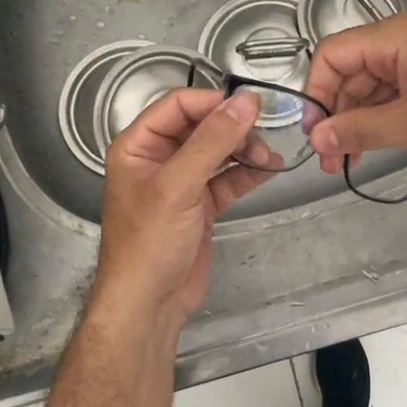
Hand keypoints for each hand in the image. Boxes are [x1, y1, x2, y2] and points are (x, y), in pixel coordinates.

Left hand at [95, 88, 276, 321]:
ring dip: (244, 151)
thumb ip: (212, 142)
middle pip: (201, 127)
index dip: (212, 103)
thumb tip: (245, 103)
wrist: (148, 303)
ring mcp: (180, 184)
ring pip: (217, 152)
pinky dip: (247, 174)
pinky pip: (226, 179)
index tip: (247, 106)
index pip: (177, 105)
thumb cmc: (147, 244)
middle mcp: (157, 160)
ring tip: (268, 157)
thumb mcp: (178, 186)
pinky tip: (268, 170)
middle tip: (260, 137)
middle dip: (232, 129)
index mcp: (137, 147)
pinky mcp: (199, 206)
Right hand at [303, 11, 406, 172]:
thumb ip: (361, 129)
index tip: (317, 134)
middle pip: (351, 71)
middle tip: (332, 159)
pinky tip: (378, 144)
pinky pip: (397, 90)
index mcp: (396, 36)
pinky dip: (384, 117)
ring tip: (350, 160)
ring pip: (373, 85)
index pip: (333, 54)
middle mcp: (405, 38)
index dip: (316, 93)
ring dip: (358, 120)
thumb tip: (318, 138)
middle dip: (337, 114)